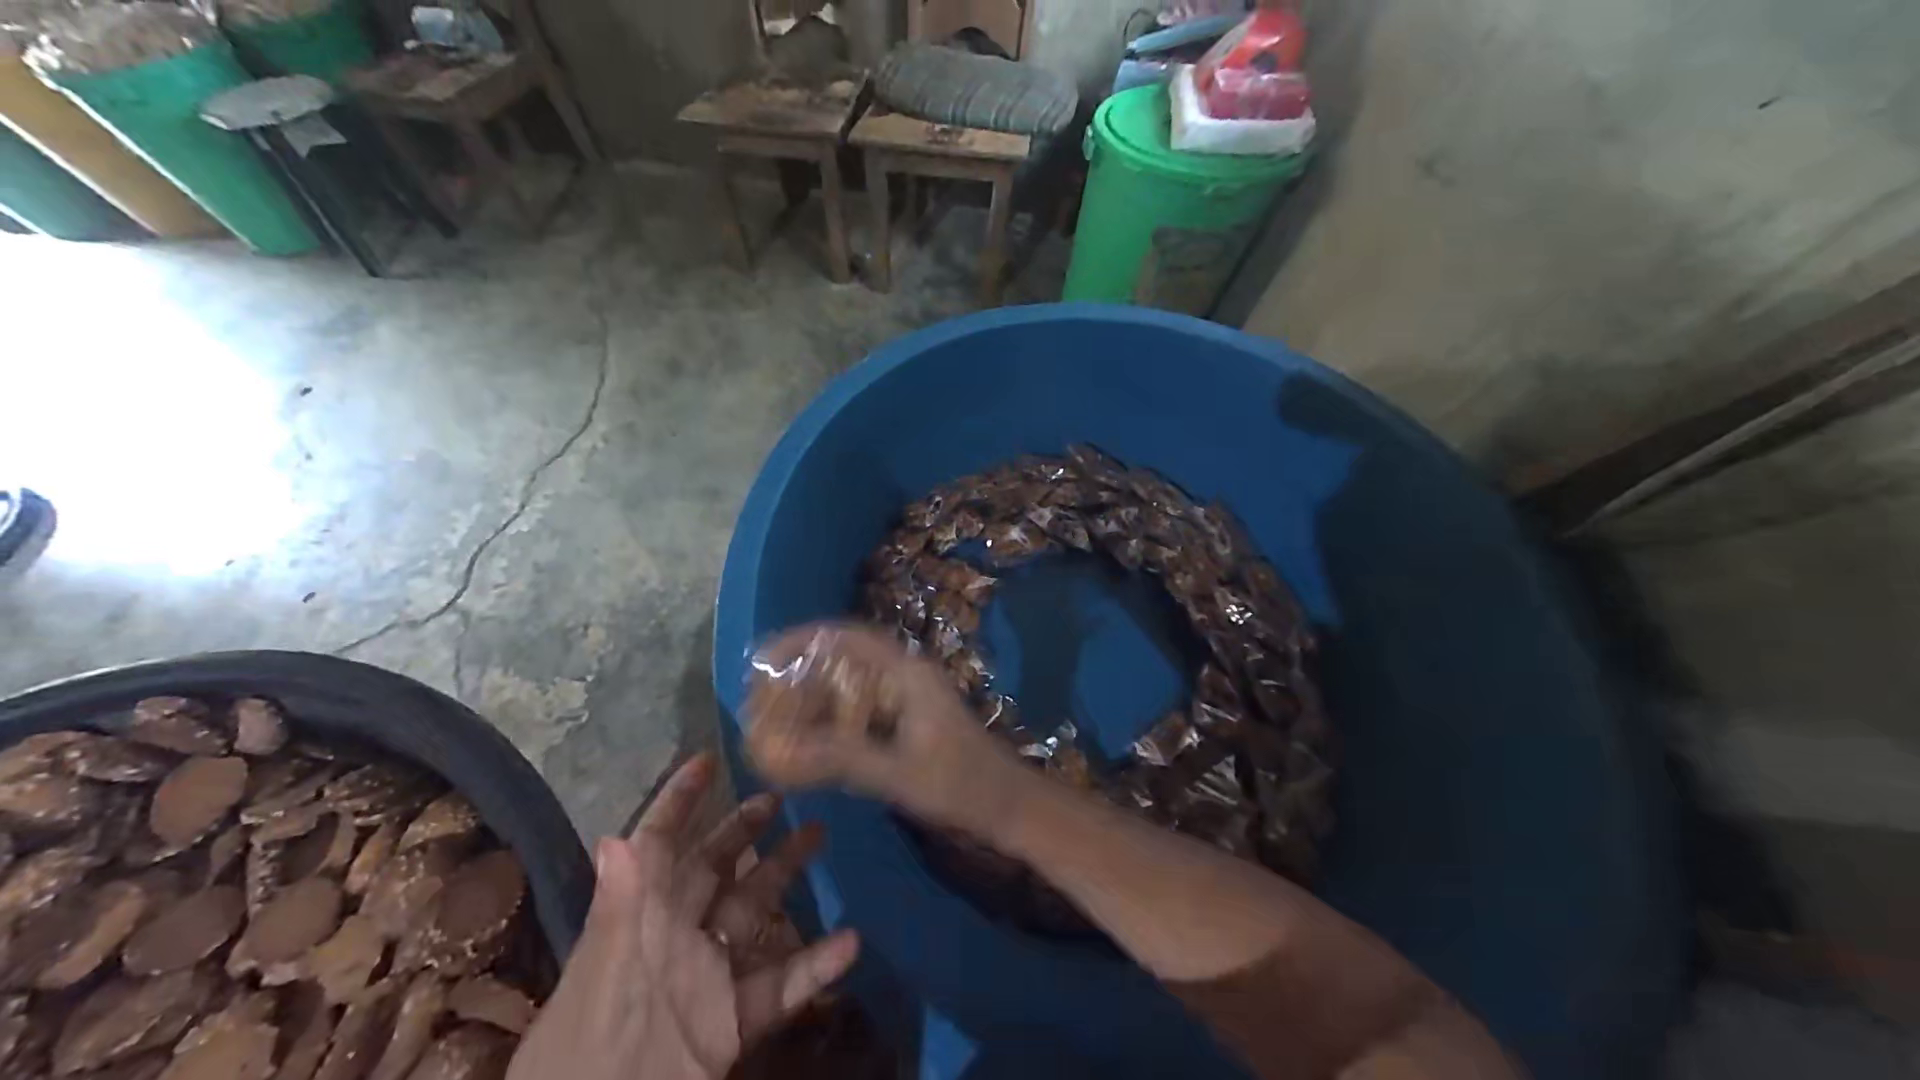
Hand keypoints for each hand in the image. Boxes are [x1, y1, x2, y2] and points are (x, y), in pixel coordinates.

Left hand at [506, 754, 859, 1079]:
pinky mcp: (733, 1024)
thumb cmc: (579, 1067)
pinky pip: (781, 986)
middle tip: (779, 796)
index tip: (707, 761)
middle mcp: (676, 939)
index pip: (660, 847)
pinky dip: (816, 966)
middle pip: (717, 868)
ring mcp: (708, 979)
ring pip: (755, 912)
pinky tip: (851, 943)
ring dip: (787, 875)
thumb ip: (614, 914)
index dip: (679, 802)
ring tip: (821, 835)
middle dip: (744, 828)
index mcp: (639, 923)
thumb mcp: (594, 990)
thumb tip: (617, 836)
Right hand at [744, 623, 1033, 839]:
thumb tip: (778, 752)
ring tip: (773, 718)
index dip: (802, 641)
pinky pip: (858, 710)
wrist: (1008, 805)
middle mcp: (904, 676)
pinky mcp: (906, 722)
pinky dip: (830, 720)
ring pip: (848, 686)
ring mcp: (906, 699)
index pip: (847, 638)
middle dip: (799, 673)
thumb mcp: (897, 773)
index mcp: (906, 674)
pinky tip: (807, 742)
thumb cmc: (960, 784)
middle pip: (843, 659)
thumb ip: (840, 759)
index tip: (762, 658)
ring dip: (812, 697)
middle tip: (759, 695)